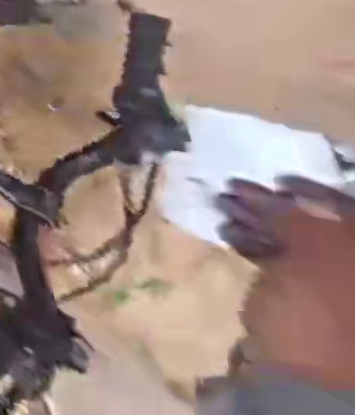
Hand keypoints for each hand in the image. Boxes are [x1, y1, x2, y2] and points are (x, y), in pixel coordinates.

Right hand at [216, 177, 354, 390]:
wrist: (315, 385)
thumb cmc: (328, 318)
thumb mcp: (317, 259)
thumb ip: (303, 220)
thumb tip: (279, 191)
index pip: (354, 215)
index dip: (323, 194)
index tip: (277, 178)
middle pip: (334, 232)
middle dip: (284, 209)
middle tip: (235, 190)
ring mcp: (344, 295)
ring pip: (310, 248)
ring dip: (266, 226)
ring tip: (222, 211)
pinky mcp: (322, 309)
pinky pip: (295, 268)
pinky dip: (263, 249)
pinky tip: (230, 237)